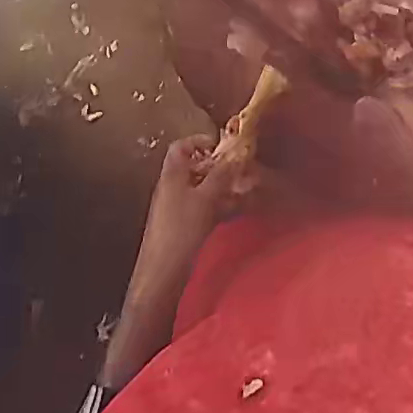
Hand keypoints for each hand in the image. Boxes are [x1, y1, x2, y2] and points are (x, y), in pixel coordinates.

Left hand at [137, 136, 232, 267]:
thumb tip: (235, 155)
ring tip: (248, 188)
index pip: (181, 146)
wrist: (164, 271)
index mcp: (172, 174)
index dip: (200, 141)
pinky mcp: (186, 225)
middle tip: (242, 168)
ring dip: (225, 186)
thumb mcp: (205, 198)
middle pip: (197, 168)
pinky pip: (207, 207)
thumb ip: (221, 175)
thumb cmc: (181, 229)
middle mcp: (174, 187)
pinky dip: (223, 204)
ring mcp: (179, 207)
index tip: (222, 145)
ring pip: (204, 188)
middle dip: (220, 166)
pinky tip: (240, 208)